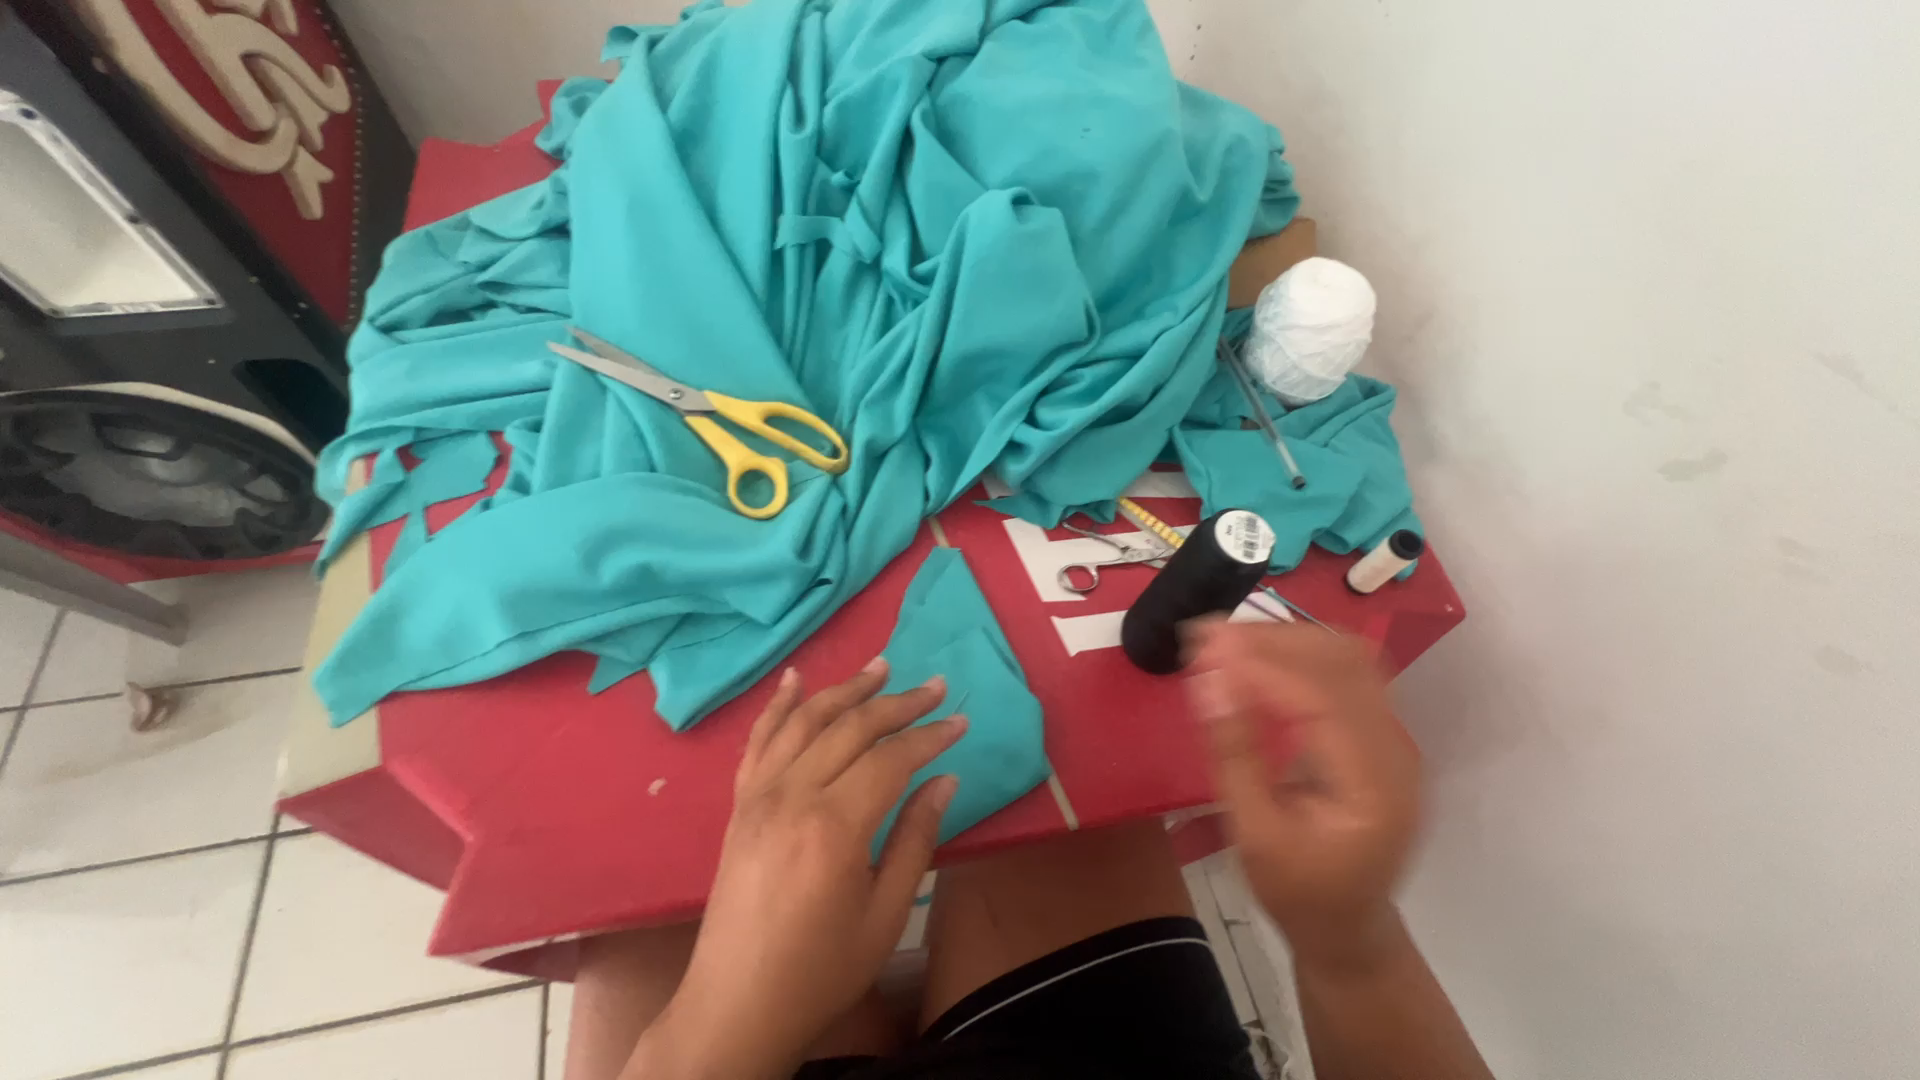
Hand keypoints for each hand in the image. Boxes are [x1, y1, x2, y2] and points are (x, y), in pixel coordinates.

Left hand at [633, 660, 963, 1079]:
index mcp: (834, 826)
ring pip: (806, 722)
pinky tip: (795, 680)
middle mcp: (793, 796)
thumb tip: (945, 780)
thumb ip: (916, 839)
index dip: (930, 735)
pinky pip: (759, 741)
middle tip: (936, 685)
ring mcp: (759, 796)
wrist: (736, 1005)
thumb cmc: (820, 970)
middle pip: (852, 728)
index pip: (891, 758)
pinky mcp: (739, 805)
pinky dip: (779, 706)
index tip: (960, 720)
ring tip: (880, 668)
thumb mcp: (885, 914)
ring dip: (846, 690)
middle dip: (899, 703)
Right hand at [1185, 621, 1420, 971]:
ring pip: (1346, 657)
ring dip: (1284, 639)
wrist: (1348, 927)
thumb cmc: (1298, 892)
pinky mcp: (1377, 733)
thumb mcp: (1254, 835)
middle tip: (1205, 635)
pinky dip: (1296, 655)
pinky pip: (1343, 673)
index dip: (1261, 661)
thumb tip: (1208, 680)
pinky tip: (1255, 659)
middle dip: (1271, 638)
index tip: (1203, 642)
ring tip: (1224, 641)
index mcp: (1372, 783)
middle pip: (1341, 661)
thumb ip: (1235, 754)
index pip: (1320, 696)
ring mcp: (1392, 737)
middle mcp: (1394, 748)